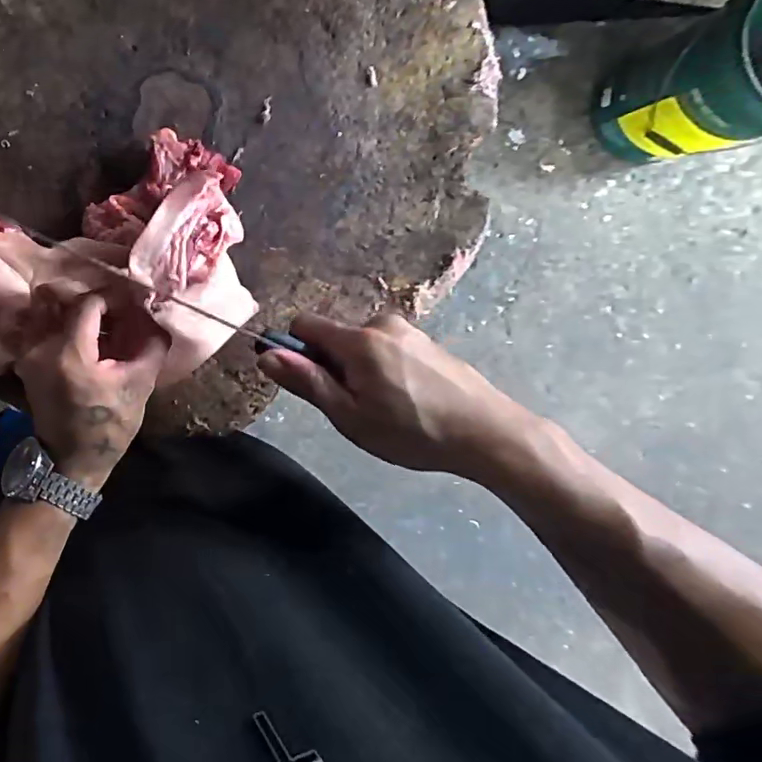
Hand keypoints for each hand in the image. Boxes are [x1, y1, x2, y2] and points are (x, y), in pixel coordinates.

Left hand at [14, 290, 169, 486]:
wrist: (71, 460)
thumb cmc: (107, 426)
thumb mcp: (138, 386)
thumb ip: (150, 345)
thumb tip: (154, 317)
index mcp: (69, 352)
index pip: (87, 303)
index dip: (112, 299)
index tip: (129, 306)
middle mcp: (41, 347)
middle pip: (60, 302)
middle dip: (89, 300)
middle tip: (112, 310)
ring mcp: (27, 355)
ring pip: (45, 312)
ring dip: (69, 310)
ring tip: (96, 321)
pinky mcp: (24, 363)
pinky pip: (37, 329)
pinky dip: (56, 324)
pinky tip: (79, 335)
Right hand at [257, 312, 549, 480]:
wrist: (495, 437)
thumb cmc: (414, 432)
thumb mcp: (349, 416)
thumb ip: (307, 382)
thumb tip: (266, 355)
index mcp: (358, 340)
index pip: (303, 324)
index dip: (295, 350)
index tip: (309, 381)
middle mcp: (382, 325)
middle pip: (334, 337)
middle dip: (332, 365)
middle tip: (354, 405)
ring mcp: (410, 333)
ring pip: (361, 345)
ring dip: (360, 369)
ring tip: (385, 407)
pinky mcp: (430, 345)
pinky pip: (387, 349)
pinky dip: (385, 369)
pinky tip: (409, 401)